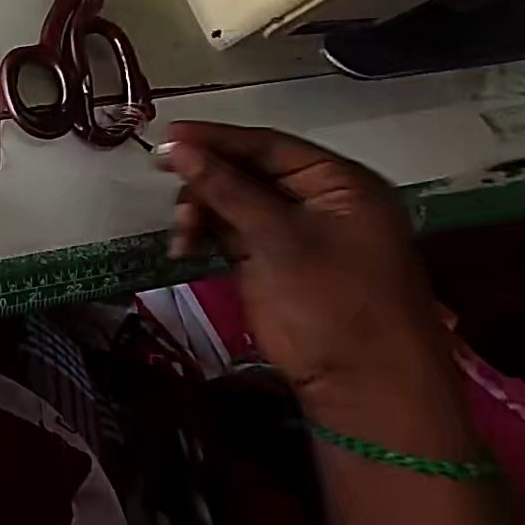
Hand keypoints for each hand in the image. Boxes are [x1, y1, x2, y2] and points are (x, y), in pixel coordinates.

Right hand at [154, 122, 441, 400]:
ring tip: (182, 233)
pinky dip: (203, 233)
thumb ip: (225, 188)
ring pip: (229, 199)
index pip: (268, 145)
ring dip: (199, 210)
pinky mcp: (269, 257)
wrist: (362, 389)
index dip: (217, 138)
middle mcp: (316, 200)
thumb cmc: (332, 303)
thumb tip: (175, 148)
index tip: (168, 135)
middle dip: (204, 180)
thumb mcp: (277, 239)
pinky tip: (185, 248)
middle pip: (244, 170)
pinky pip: (226, 228)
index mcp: (339, 185)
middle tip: (163, 179)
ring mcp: (291, 231)